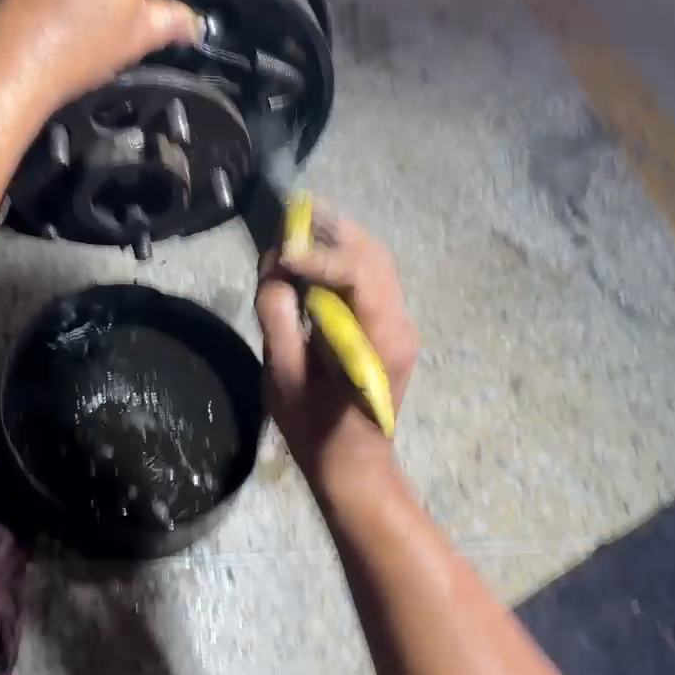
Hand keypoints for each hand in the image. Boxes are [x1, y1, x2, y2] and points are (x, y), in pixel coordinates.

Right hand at [255, 207, 419, 485]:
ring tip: (298, 224)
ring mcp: (399, 322)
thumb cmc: (315, 428)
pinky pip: (368, 276)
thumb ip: (277, 318)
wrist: (353, 464)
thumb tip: (275, 272)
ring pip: (374, 260)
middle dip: (332, 229)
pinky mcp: (389, 325)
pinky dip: (340, 256)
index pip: (358, 273)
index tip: (281, 252)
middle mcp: (399, 322)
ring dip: (337, 238)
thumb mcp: (284, 376)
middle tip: (291, 211)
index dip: (318, 254)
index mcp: (379, 339)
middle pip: (373, 254)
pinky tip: (312, 254)